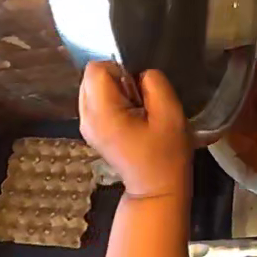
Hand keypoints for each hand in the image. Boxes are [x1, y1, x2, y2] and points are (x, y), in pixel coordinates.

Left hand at [79, 62, 190, 198]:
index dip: (120, 69)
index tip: (139, 89)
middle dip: (116, 80)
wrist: (156, 188)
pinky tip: (130, 119)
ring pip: (92, 88)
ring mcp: (86, 126)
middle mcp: (86, 117)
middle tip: (139, 101)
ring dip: (114, 91)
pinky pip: (96, 101)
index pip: (96, 68)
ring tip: (135, 111)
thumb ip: (155, 83)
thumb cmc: (166, 154)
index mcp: (103, 113)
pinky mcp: (91, 131)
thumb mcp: (170, 113)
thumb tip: (140, 74)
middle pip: (91, 77)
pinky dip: (112, 103)